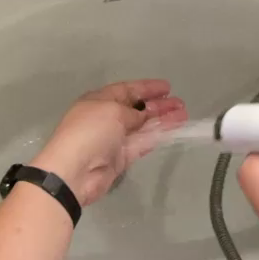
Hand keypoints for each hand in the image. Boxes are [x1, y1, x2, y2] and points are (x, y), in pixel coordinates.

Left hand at [29, 79, 186, 205]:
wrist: (75, 172)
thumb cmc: (90, 132)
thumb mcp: (113, 111)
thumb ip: (133, 112)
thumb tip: (144, 116)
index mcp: (99, 101)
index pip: (127, 90)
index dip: (147, 88)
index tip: (167, 87)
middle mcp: (107, 119)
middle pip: (137, 109)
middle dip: (158, 105)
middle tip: (180, 104)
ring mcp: (114, 140)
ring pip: (143, 127)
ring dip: (162, 120)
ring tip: (183, 115)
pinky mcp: (121, 159)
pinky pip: (142, 143)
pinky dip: (157, 136)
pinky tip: (173, 130)